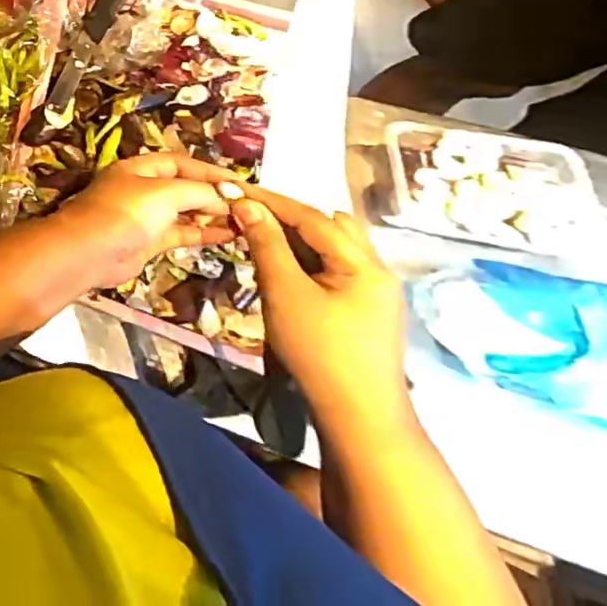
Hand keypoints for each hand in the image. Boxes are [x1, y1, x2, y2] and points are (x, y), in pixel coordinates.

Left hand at [58, 154, 238, 286]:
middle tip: (246, 205)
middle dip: (213, 194)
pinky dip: (203, 232)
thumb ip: (198, 191)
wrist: (90, 252)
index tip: (240, 183)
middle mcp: (141, 188)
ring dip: (211, 214)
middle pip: (183, 186)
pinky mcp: (149, 240)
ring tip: (243, 220)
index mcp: (139, 168)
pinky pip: (181, 232)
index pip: (180, 162)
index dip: (209, 171)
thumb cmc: (125, 212)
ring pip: (184, 211)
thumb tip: (227, 195)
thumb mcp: (165, 192)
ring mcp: (145, 216)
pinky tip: (228, 235)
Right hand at [228, 187, 410, 428]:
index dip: (269, 200)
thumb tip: (246, 205)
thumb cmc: (319, 351)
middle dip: (285, 214)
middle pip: (327, 226)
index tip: (231, 189)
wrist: (358, 417)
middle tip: (245, 212)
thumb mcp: (285, 292)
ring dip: (295, 236)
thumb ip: (266, 244)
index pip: (310, 216)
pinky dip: (304, 257)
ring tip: (259, 235)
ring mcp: (373, 291)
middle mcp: (375, 270)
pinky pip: (331, 267)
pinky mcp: (363, 310)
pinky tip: (281, 265)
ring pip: (331, 246)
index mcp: (363, 263)